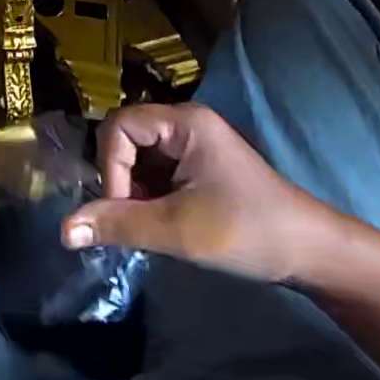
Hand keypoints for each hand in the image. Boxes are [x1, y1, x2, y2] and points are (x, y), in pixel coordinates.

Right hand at [61, 103, 341, 283]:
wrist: (316, 256)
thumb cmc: (249, 232)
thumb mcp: (179, 230)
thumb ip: (119, 225)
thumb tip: (63, 231)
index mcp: (183, 122)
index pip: (118, 127)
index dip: (110, 165)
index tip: (123, 207)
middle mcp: (184, 123)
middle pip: (124, 138)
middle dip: (120, 178)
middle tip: (134, 216)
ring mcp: (191, 144)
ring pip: (135, 157)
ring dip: (133, 190)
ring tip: (150, 222)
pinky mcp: (195, 165)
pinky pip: (152, 170)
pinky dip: (147, 195)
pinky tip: (161, 221)